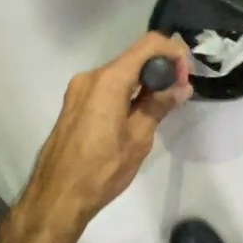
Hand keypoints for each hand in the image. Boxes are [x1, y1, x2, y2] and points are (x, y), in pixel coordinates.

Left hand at [13, 33, 193, 236]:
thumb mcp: (138, 138)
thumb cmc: (101, 169)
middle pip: (133, 58)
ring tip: (161, 107)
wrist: (56, 197)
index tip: (186, 75)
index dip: (173, 53)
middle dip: (160, 70)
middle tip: (179, 93)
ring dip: (143, 83)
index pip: (148, 45)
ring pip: (120, 73)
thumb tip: (181, 86)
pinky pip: (106, 87)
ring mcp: (78, 90)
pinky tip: (137, 115)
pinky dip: (126, 93)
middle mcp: (90, 76)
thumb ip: (158, 105)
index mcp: (108, 80)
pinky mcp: (74, 104)